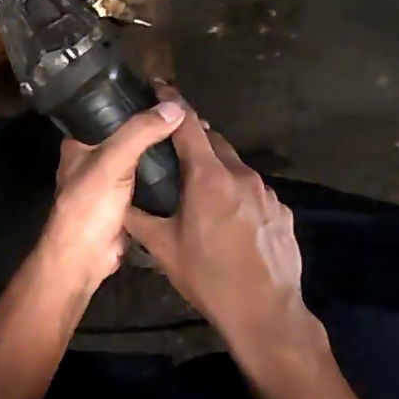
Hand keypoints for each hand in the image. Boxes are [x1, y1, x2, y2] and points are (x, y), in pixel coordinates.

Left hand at [38, 100, 187, 293]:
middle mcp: (96, 157)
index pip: (112, 110)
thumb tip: (174, 107)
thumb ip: (140, 132)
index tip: (173, 95)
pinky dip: (169, 172)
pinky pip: (152, 179)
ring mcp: (113, 180)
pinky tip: (191, 163)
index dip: (139, 101)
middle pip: (132, 133)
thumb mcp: (112, 161)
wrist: (85, 258)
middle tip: (195, 118)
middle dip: (160, 126)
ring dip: (167, 149)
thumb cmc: (88, 205)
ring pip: (144, 156)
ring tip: (199, 135)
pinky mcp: (129, 199)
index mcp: (81, 142)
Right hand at [125, 90, 326, 377]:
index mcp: (208, 178)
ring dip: (215, 167)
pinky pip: (254, 189)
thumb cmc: (207, 278)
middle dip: (193, 138)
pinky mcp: (282, 211)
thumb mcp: (163, 249)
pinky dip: (236, 191)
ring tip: (198, 190)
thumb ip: (137, 217)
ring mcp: (267, 192)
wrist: (265, 312)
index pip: (188, 124)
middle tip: (171, 151)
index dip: (172, 101)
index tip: (158, 85)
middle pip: (214, 140)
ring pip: (235, 165)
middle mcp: (241, 175)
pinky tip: (227, 218)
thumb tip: (116, 200)